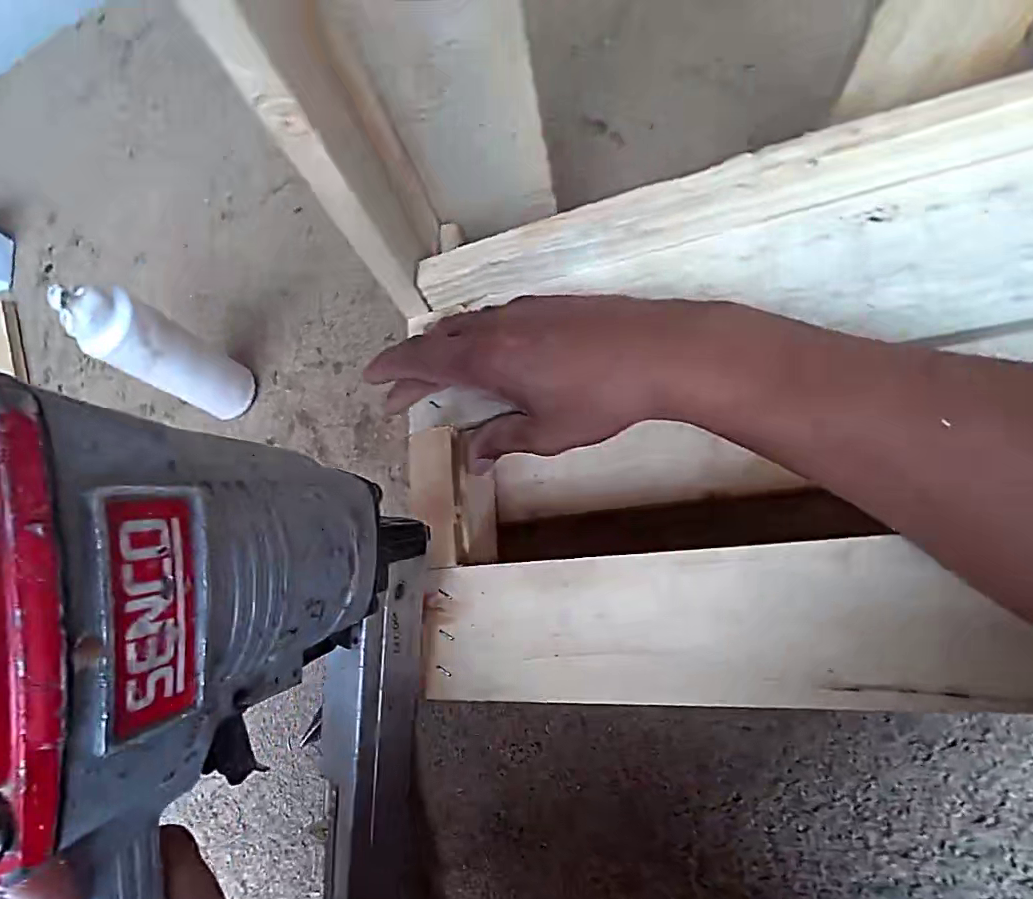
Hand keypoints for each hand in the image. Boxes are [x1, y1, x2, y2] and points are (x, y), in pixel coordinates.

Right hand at [366, 295, 772, 466]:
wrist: (661, 351)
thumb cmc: (602, 399)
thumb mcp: (548, 433)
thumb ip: (503, 441)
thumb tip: (473, 458)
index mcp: (489, 358)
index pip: (425, 360)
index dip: (393, 369)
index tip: (371, 378)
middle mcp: (499, 326)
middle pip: (439, 341)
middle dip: (414, 367)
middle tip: (401, 394)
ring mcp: (524, 310)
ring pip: (467, 326)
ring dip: (445, 351)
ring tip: (440, 376)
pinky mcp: (548, 305)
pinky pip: (495, 318)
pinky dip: (476, 338)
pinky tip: (490, 356)